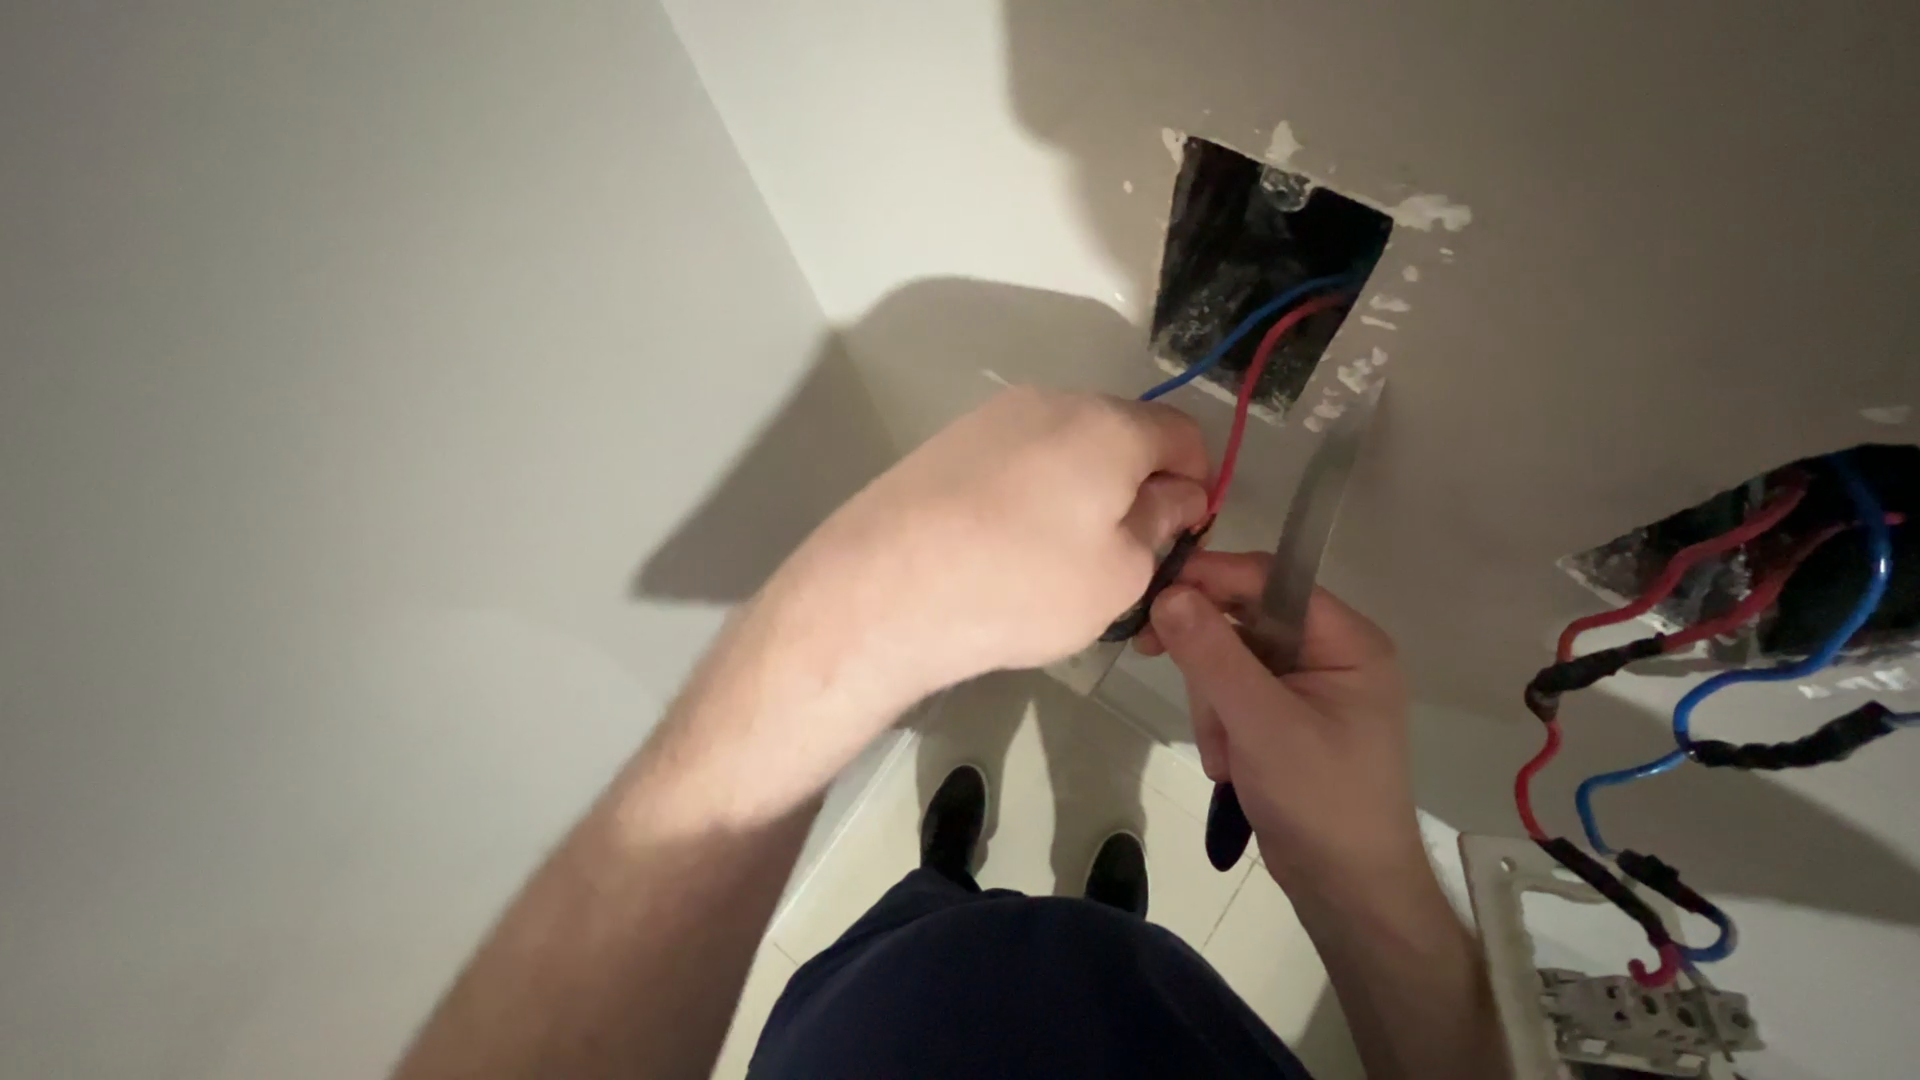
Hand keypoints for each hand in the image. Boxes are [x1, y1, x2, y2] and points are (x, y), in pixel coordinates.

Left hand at [762, 386, 1208, 712]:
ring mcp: (990, 419)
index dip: (1197, 484)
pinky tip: (1004, 549)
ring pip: (1063, 451)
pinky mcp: (946, 445)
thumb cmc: (1022, 585)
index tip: (1180, 536)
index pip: (1182, 434)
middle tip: (1120, 557)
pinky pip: (1014, 463)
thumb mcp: (1119, 574)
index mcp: (1107, 424)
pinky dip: (1029, 497)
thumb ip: (1160, 526)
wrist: (884, 589)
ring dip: (1079, 494)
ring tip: (1056, 561)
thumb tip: (1175, 495)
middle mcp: (1049, 402)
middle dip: (1134, 489)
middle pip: (1119, 437)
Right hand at [1137, 552, 1420, 890]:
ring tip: (1224, 755)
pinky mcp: (1284, 715)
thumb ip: (1212, 654)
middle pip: (1244, 619)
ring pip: (1229, 658)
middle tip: (1151, 657)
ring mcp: (1306, 686)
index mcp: (1347, 641)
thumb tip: (1167, 593)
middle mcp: (1329, 653)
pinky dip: (1219, 722)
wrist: (1348, 889)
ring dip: (1212, 702)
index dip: (1213, 578)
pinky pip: (1233, 692)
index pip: (1271, 580)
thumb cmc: (1320, 799)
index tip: (1155, 592)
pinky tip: (1228, 762)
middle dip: (1207, 660)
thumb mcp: (1261, 722)